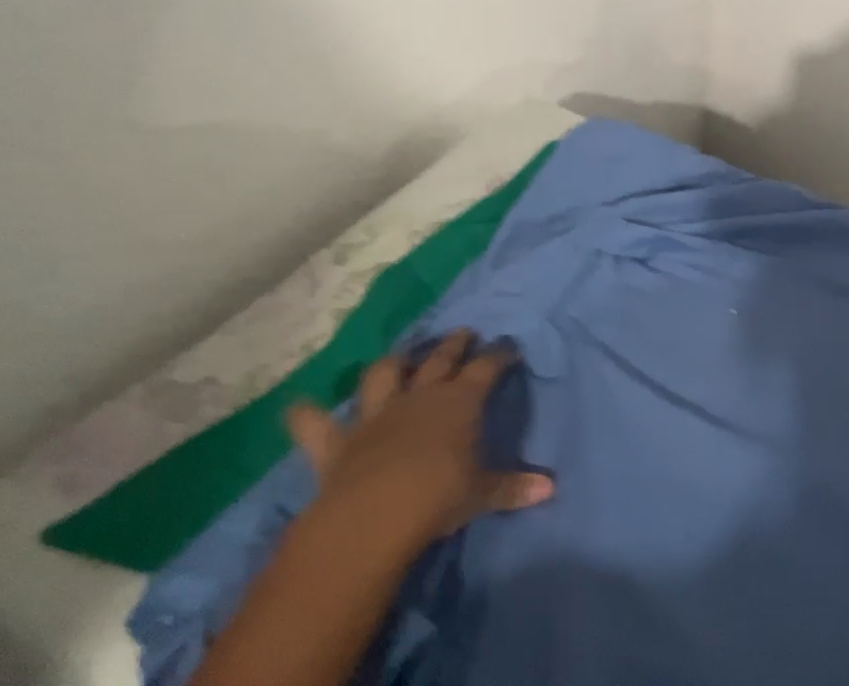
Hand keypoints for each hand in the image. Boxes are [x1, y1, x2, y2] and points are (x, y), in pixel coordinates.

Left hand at [285, 330, 554, 546]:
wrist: (374, 515)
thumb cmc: (440, 496)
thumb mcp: (483, 493)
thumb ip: (513, 487)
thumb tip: (550, 488)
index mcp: (460, 403)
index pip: (486, 369)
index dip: (499, 356)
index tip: (508, 348)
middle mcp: (419, 398)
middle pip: (440, 360)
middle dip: (454, 345)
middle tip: (464, 333)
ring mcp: (376, 416)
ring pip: (383, 376)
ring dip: (391, 364)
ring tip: (399, 355)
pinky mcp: (337, 442)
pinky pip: (315, 424)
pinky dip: (306, 414)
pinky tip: (298, 405)